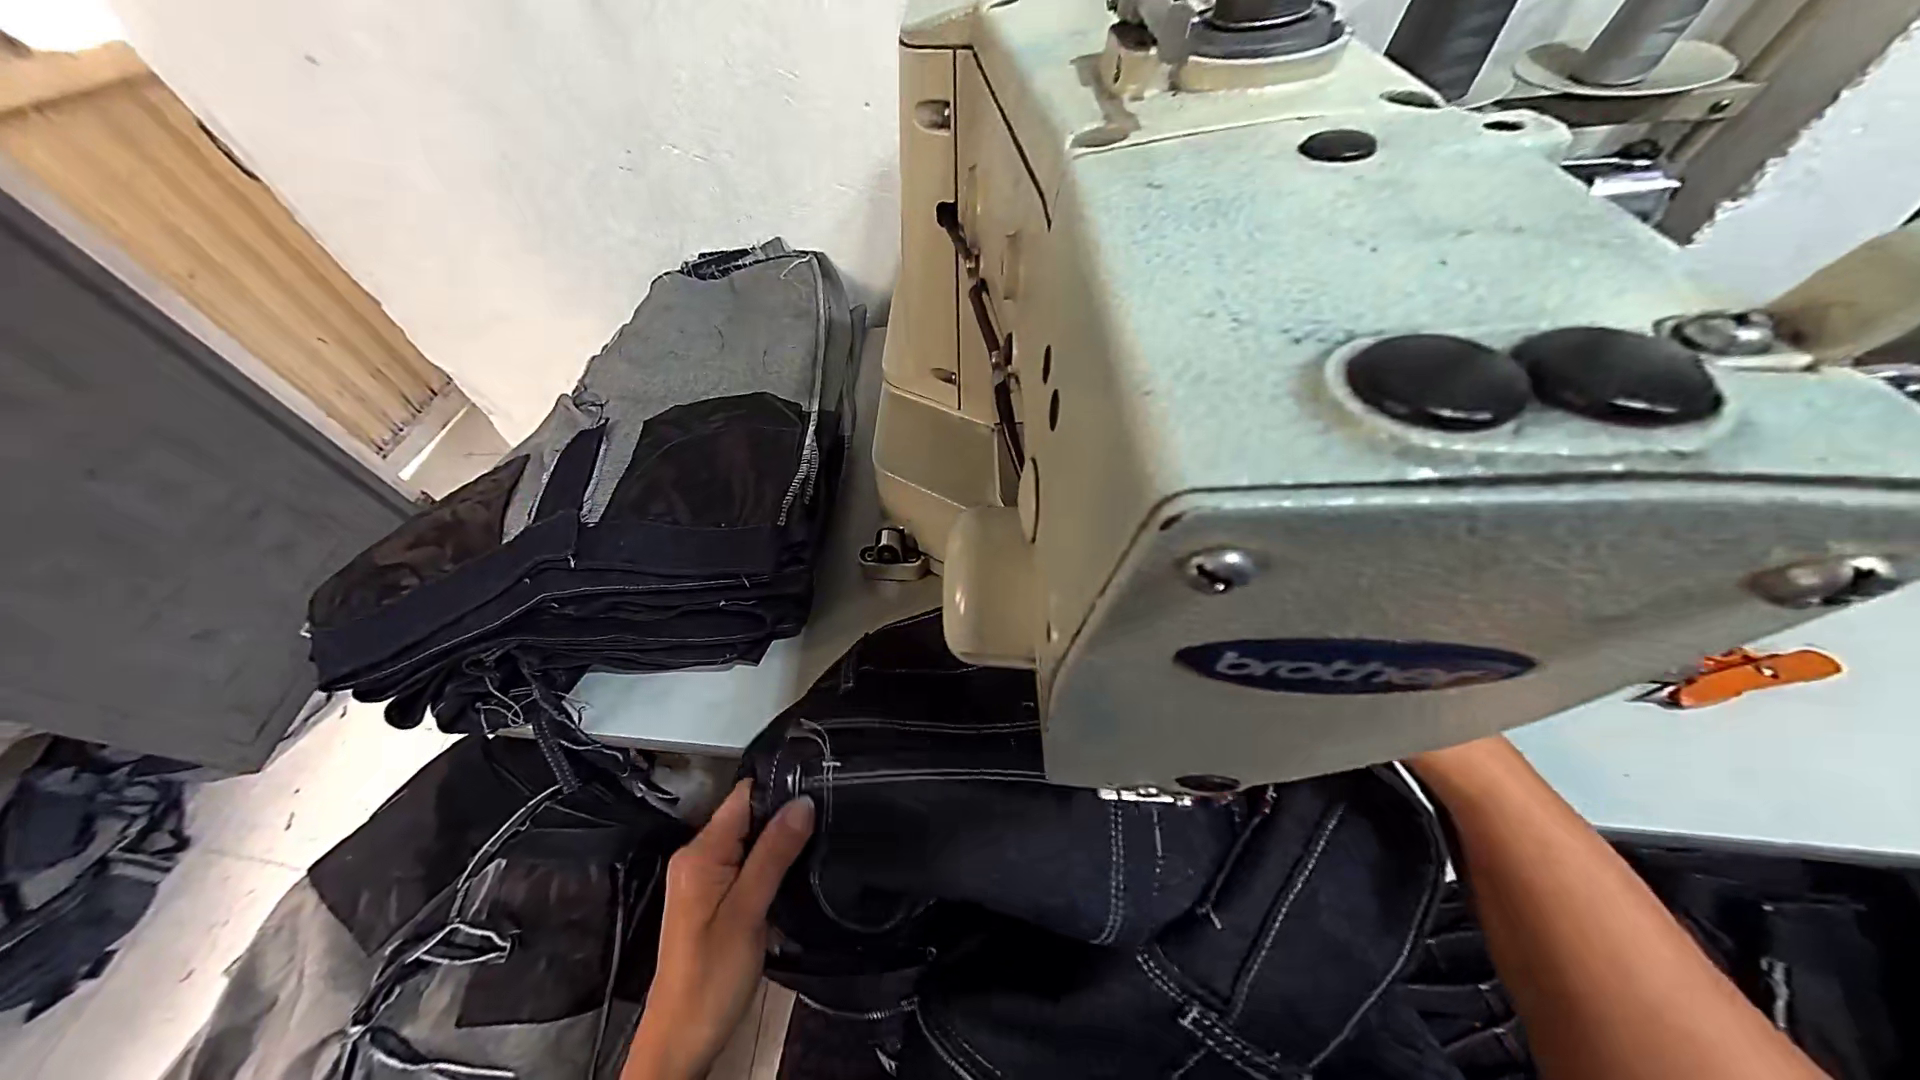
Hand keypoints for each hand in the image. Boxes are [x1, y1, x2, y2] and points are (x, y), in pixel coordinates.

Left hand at [623, 781, 814, 1079]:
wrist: (681, 1040)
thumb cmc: (712, 978)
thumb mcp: (749, 911)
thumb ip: (774, 854)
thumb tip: (803, 803)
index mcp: (700, 854)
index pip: (743, 796)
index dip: (780, 787)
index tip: (818, 787)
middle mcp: (696, 858)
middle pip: (747, 814)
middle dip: (784, 814)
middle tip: (825, 818)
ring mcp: (702, 878)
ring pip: (748, 839)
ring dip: (778, 840)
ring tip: (816, 841)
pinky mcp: (711, 898)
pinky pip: (744, 862)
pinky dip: (769, 863)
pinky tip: (792, 871)